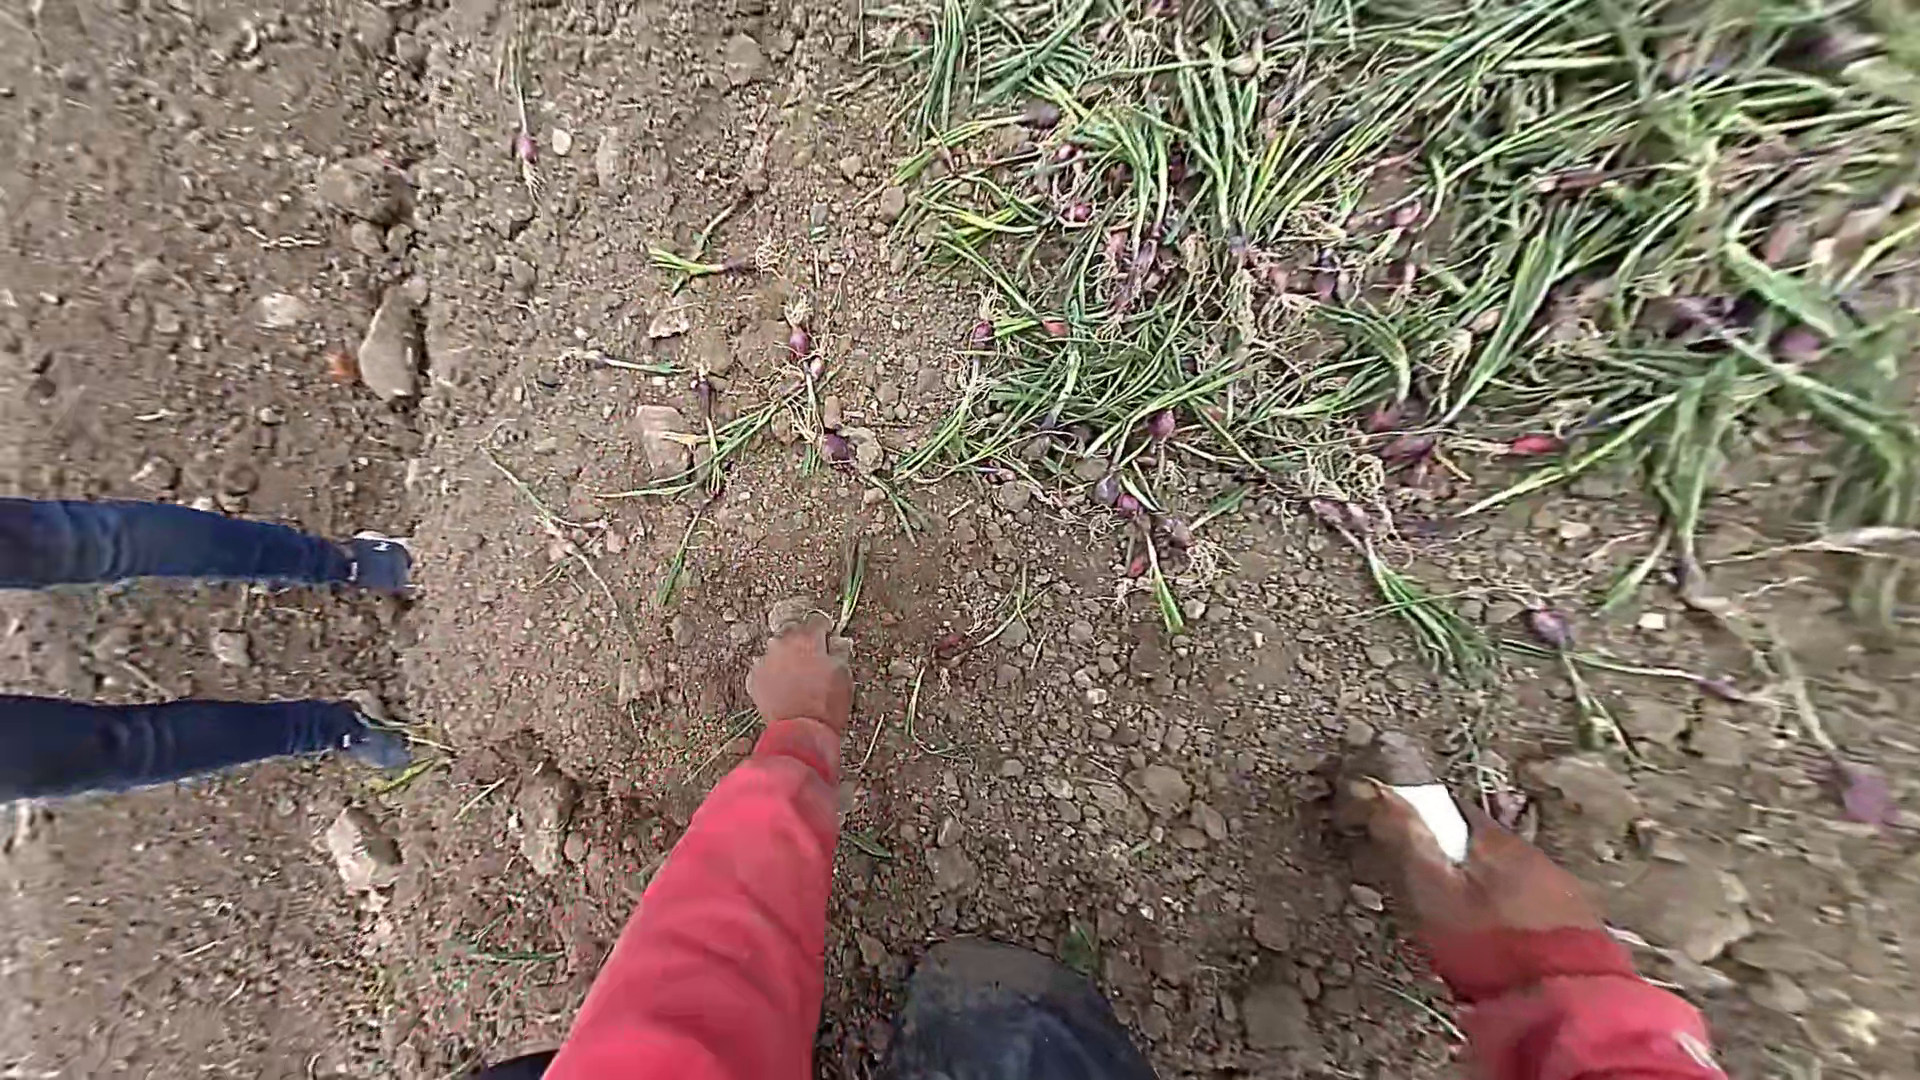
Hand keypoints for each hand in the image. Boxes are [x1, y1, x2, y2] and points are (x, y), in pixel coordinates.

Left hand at [747, 614, 852, 737]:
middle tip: (813, 662)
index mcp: (807, 638)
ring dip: (786, 658)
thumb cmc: (825, 704)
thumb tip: (838, 642)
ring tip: (798, 679)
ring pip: (778, 651)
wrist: (801, 731)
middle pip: (794, 634)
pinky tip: (784, 687)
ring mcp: (766, 661)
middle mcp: (783, 644)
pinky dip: (773, 674)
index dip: (826, 632)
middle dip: (804, 644)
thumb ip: (839, 651)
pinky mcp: (754, 678)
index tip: (828, 640)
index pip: (817, 621)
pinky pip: (765, 669)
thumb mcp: (843, 673)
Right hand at [1355, 780, 1602, 941]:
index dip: (1416, 820)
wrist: (1568, 1014)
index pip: (1445, 806)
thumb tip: (1377, 789)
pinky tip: (1495, 938)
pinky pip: (1529, 905)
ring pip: (1503, 875)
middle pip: (1475, 843)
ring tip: (1458, 920)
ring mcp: (1565, 893)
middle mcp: (1535, 856)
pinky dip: (1507, 913)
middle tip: (1424, 888)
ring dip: (1479, 888)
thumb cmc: (1486, 942)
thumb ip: (1403, 835)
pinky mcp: (1583, 929)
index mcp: (1496, 839)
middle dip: (1449, 859)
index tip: (1395, 840)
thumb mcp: (1429, 886)